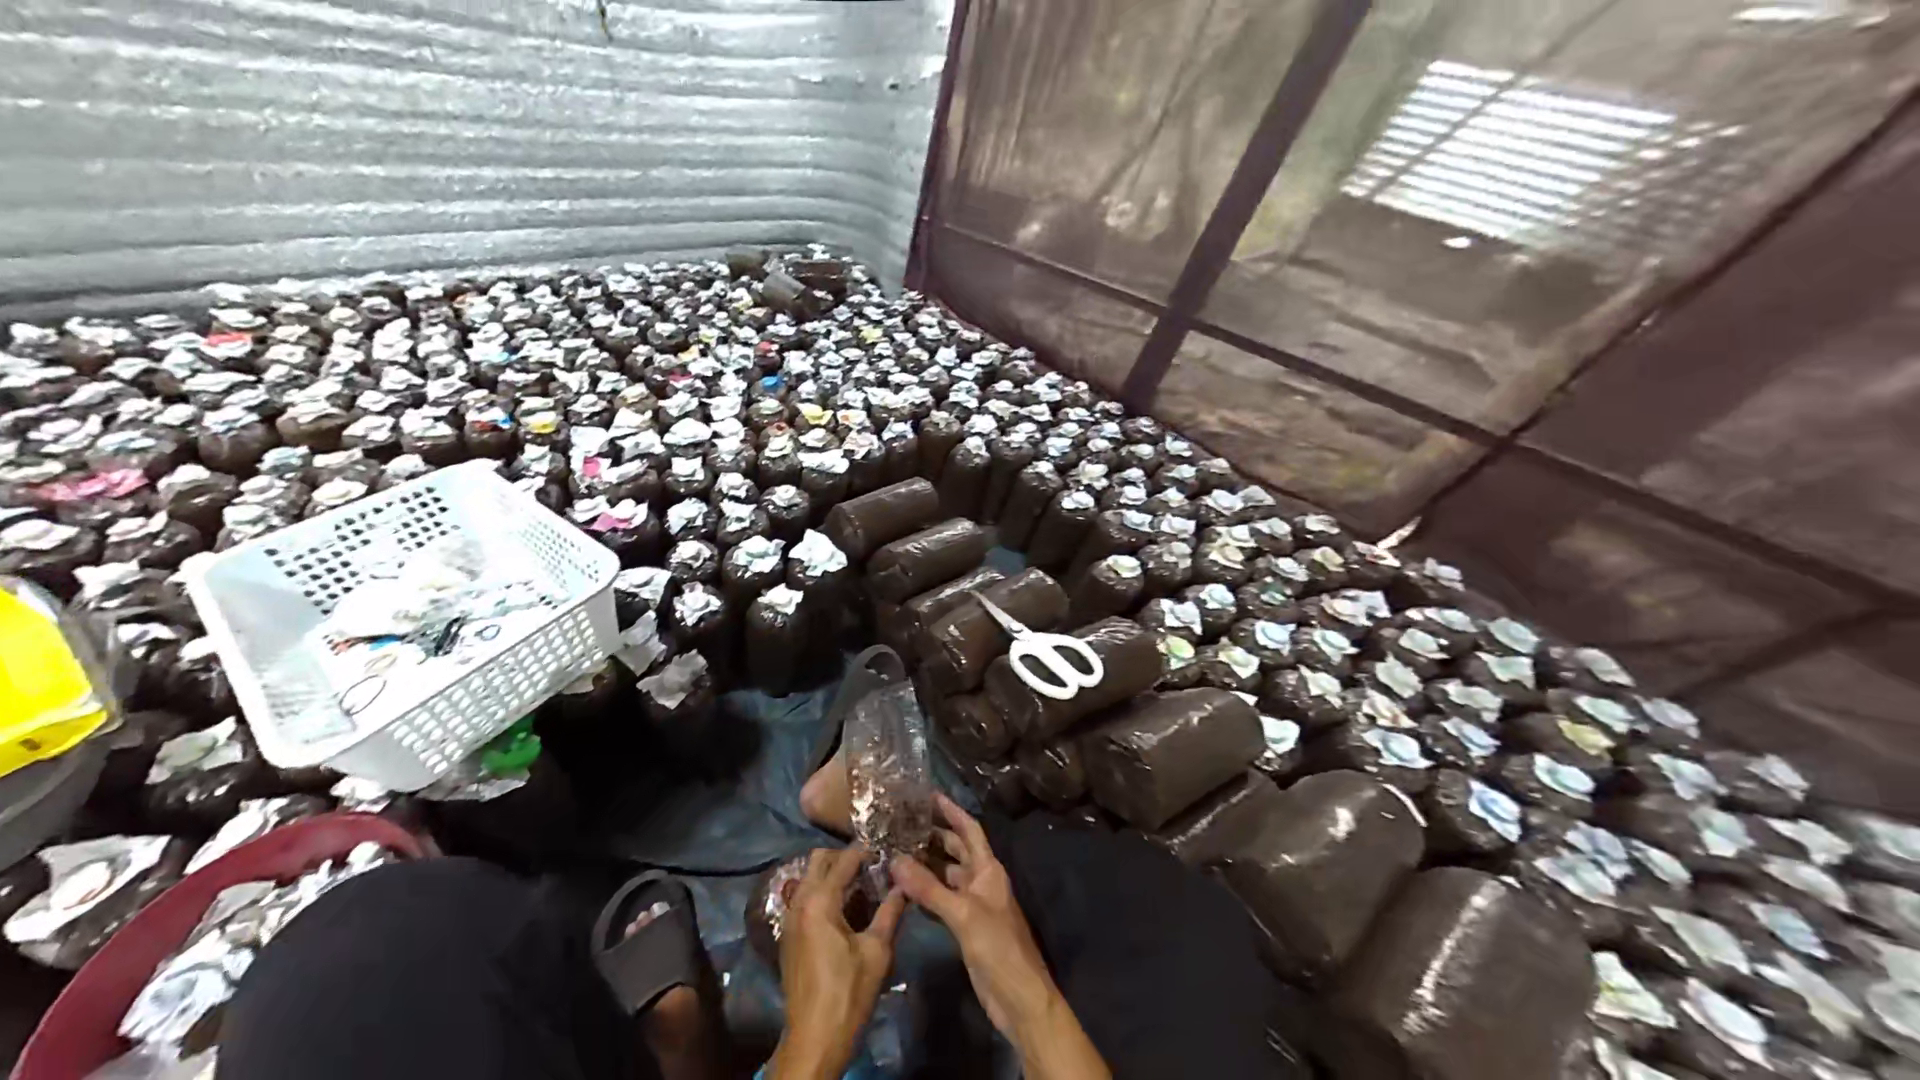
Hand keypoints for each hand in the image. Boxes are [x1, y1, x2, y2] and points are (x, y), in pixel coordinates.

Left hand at [768, 846, 905, 1079]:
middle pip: (819, 860)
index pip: (844, 859)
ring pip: (809, 877)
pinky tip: (844, 908)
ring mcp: (789, 918)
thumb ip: (891, 911)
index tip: (888, 852)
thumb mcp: (877, 951)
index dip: (867, 852)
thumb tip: (904, 885)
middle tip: (872, 867)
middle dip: (845, 857)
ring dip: (832, 874)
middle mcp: (799, 902)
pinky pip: (804, 897)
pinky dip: (822, 892)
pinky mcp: (788, 935)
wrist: (814, 1039)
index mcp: (819, 901)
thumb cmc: (848, 993)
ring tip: (861, 885)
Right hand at [889, 796, 1066, 1045]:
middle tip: (902, 823)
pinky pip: (941, 900)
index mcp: (989, 869)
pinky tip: (903, 887)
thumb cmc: (999, 947)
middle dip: (934, 835)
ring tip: (895, 849)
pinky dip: (924, 891)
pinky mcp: (964, 927)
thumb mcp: (963, 915)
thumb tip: (895, 860)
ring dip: (926, 864)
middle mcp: (981, 881)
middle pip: (956, 850)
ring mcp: (973, 905)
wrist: (1019, 998)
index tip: (929, 794)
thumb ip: (929, 888)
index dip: (952, 811)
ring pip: (946, 875)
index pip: (969, 830)